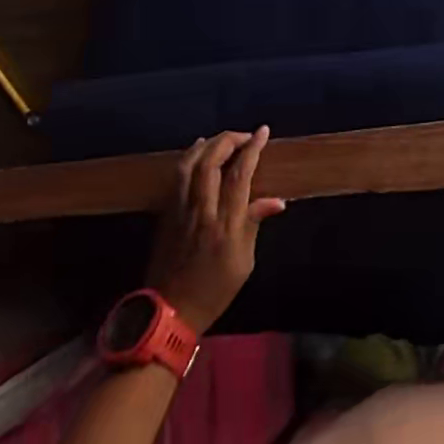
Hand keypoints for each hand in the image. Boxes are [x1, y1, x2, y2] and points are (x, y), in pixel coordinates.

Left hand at [145, 128, 285, 331]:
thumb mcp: (244, 262)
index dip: (252, 149)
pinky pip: (178, 176)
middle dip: (229, 140)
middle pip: (211, 162)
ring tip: (223, 139)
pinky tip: (198, 151)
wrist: (169, 311)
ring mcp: (180, 210)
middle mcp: (202, 211)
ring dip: (208, 144)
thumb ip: (254, 224)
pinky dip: (190, 157)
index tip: (262, 132)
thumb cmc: (214, 290)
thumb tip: (277, 200)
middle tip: (245, 135)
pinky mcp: (166, 212)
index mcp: (225, 225)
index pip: (239, 175)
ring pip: (190, 164)